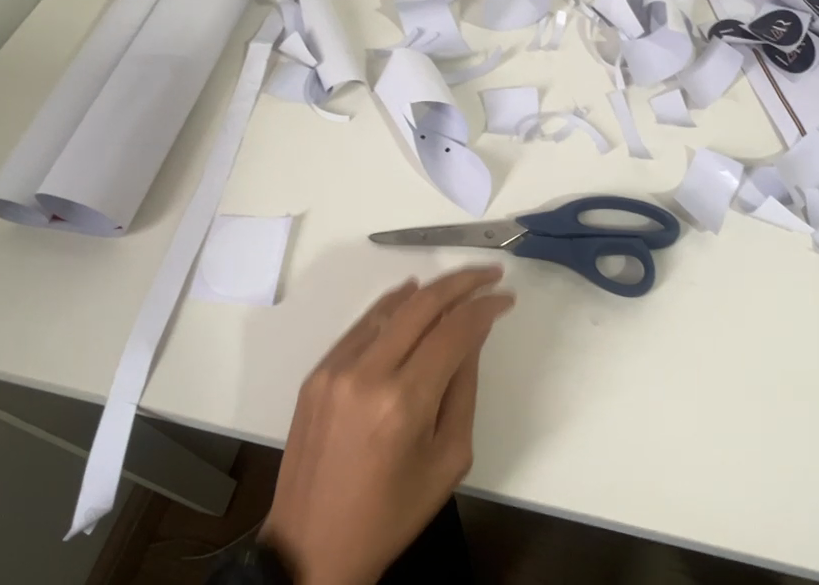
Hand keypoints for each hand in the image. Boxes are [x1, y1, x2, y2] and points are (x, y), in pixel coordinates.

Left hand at [260, 267, 514, 584]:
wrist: (313, 544)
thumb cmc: (392, 513)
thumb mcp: (448, 459)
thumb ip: (463, 389)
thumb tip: (472, 335)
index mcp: (405, 402)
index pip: (454, 332)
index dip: (485, 307)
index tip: (506, 298)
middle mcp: (367, 374)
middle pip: (422, 306)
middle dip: (461, 283)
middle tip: (489, 274)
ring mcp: (336, 370)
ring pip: (389, 309)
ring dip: (427, 290)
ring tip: (458, 282)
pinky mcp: (317, 373)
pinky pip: (361, 326)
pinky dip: (390, 306)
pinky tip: (411, 297)